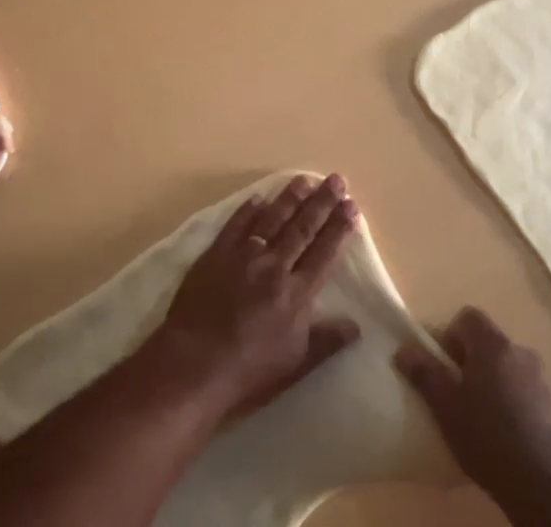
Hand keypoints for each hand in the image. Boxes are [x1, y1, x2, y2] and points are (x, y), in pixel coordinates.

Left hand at [149, 174, 361, 416]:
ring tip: (304, 180)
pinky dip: (247, 211)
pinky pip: (235, 226)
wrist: (194, 365)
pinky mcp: (214, 256)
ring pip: (271, 220)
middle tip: (336, 180)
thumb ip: (326, 341)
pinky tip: (258, 197)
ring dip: (289, 199)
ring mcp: (242, 258)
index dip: (339, 228)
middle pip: (302, 229)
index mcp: (297, 293)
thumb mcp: (296, 364)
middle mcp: (273, 267)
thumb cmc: (249, 371)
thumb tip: (356, 325)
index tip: (351, 206)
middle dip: (321, 203)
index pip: (324, 253)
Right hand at [396, 308, 550, 525]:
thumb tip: (404, 348)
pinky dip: (506, 396)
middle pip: (486, 341)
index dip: (449, 335)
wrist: (536, 480)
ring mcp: (539, 377)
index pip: (468, 317)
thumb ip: (423, 371)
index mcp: (493, 345)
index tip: (441, 364)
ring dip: (488, 378)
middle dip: (467, 359)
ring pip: (503, 365)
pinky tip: (498, 426)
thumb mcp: (444, 404)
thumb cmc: (484, 434)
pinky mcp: (549, 402)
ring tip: (475, 412)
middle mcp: (519, 352)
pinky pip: (519, 385)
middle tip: (453, 391)